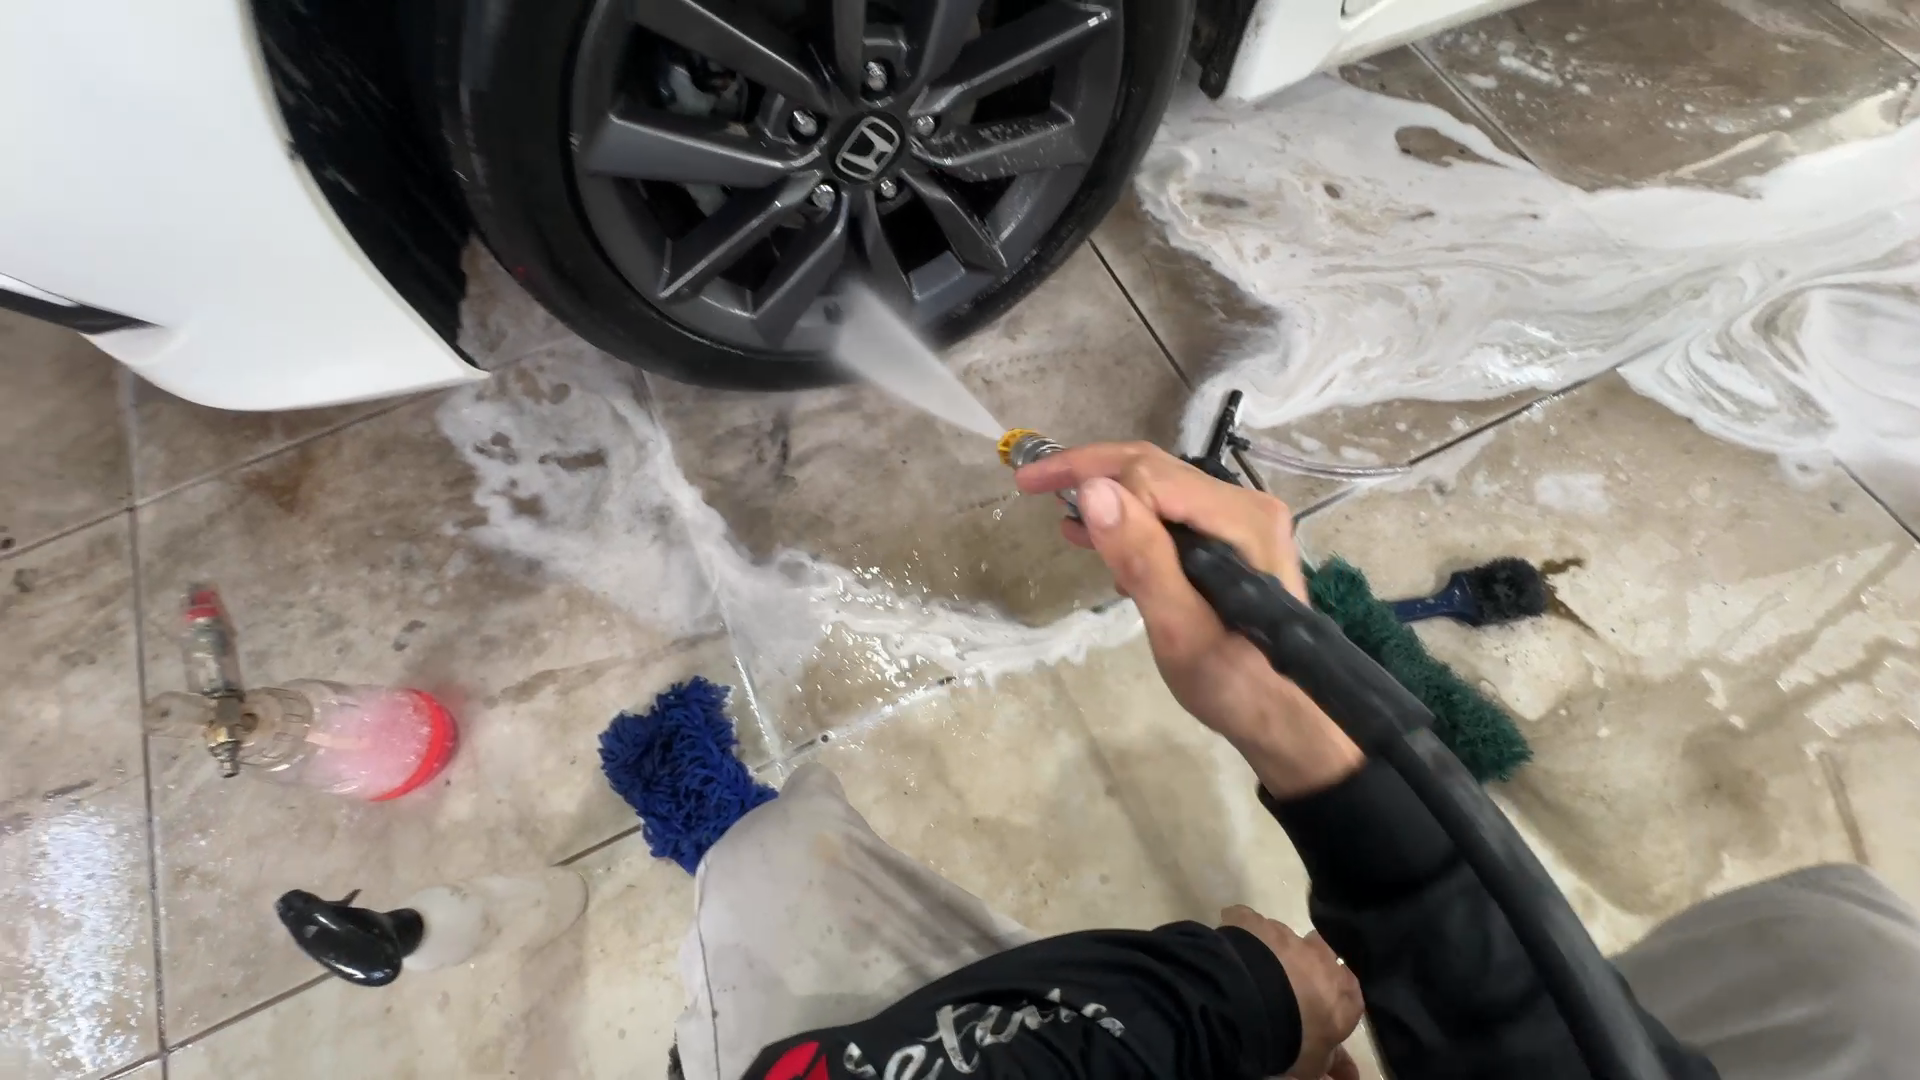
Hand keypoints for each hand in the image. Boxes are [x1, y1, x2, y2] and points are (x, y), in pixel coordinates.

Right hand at [1015, 442, 1362, 797]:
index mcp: (1240, 519)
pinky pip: (1166, 512)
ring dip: (1104, 492)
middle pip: (1152, 469)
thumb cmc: (1232, 683)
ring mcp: (1237, 521)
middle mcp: (1243, 506)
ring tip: (1055, 507)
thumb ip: (1142, 559)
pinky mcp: (1228, 540)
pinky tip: (1094, 536)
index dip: (1089, 476)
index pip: (1148, 476)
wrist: (1282, 716)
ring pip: (1156, 486)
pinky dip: (1126, 518)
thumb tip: (1094, 491)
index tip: (1036, 492)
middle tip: (1031, 480)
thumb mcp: (1179, 629)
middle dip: (1089, 469)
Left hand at [1220, 906, 1362, 1079]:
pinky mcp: (1251, 920)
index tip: (1319, 1003)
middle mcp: (1318, 955)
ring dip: (1272, 949)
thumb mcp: (1315, 1062)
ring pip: (1281, 936)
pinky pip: (1246, 920)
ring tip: (1253, 970)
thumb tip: (1348, 1076)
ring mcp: (1283, 933)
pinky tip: (1230, 948)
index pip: (1348, 987)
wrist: (1248, 1004)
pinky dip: (1240, 931)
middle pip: (1320, 950)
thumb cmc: (1292, 1039)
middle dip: (1308, 961)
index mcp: (1342, 991)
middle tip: (1289, 981)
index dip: (1332, 992)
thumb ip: (1333, 1063)